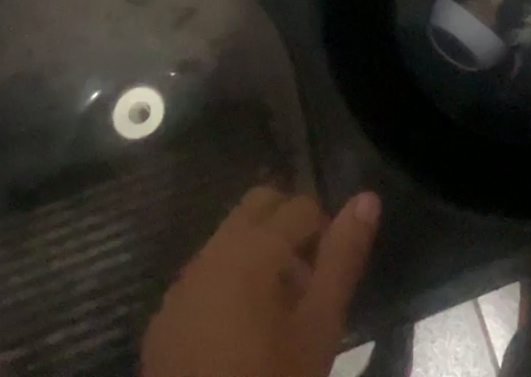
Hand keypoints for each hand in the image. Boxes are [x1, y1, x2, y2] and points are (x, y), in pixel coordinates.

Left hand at [142, 186, 380, 376]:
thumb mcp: (320, 326)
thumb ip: (342, 258)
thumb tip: (367, 198)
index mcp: (252, 248)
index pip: (301, 205)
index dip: (326, 230)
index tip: (332, 272)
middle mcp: (211, 253)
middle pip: (258, 205)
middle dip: (289, 224)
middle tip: (308, 278)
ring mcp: (181, 285)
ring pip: (228, 237)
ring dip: (259, 252)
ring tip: (280, 309)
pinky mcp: (163, 318)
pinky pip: (204, 275)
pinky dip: (229, 281)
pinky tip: (241, 332)